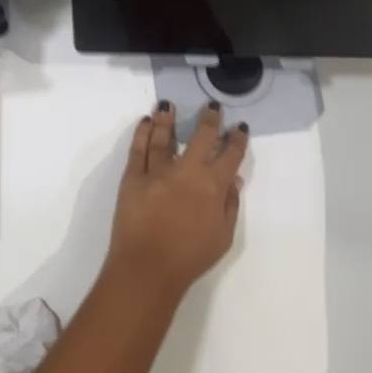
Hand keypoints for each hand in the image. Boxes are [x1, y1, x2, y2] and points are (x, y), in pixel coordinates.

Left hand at [104, 101, 248, 302]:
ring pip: (164, 137)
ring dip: (168, 119)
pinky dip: (142, 133)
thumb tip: (234, 179)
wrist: (148, 267)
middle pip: (200, 137)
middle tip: (211, 106)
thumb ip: (230, 205)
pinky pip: (138, 149)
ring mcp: (157, 172)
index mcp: (213, 186)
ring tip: (168, 105)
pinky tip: (145, 123)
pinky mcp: (133, 177)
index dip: (236, 140)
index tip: (239, 128)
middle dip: (209, 119)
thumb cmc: (190, 257)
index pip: (230, 156)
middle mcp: (187, 171)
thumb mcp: (224, 236)